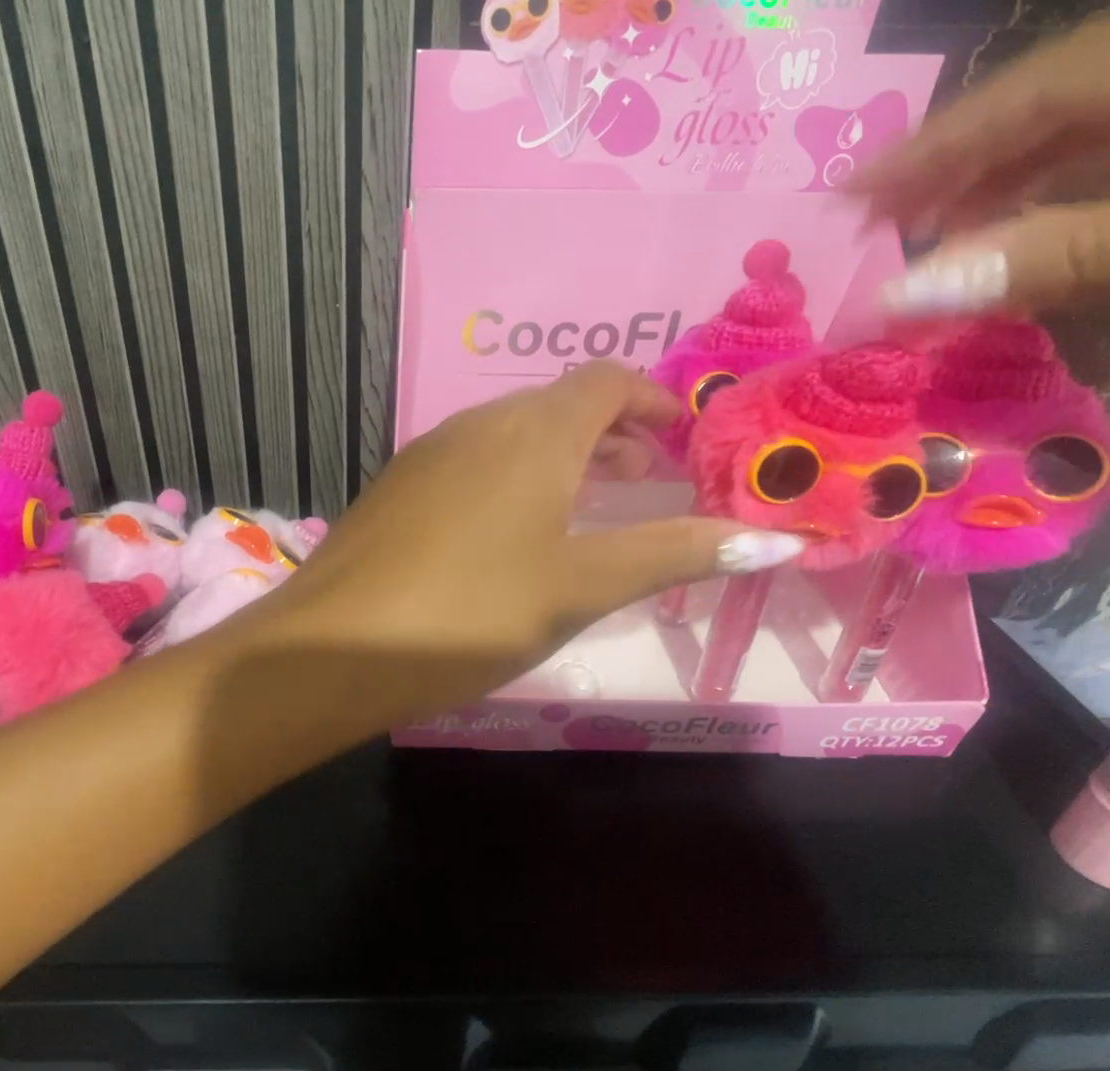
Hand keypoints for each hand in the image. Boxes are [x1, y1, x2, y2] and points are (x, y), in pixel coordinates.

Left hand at [234, 361, 802, 720]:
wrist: (333, 648)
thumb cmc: (472, 611)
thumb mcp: (581, 586)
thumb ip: (673, 553)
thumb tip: (776, 537)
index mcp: (532, 433)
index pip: (605, 383)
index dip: (652, 401)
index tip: (684, 437)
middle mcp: (477, 425)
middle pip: (558, 406)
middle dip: (611, 433)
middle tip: (648, 479)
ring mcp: (428, 454)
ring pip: (512, 435)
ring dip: (561, 458)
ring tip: (590, 507)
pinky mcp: (396, 489)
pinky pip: (472, 462)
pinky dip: (514, 478)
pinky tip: (512, 534)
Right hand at [851, 0, 1109, 314]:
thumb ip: (1101, 254)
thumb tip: (916, 290)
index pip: (1057, 81)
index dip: (942, 141)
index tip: (851, 198)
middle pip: (1071, 84)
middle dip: (960, 153)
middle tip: (874, 220)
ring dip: (1009, 167)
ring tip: (928, 226)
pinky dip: (1075, 175)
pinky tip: (1024, 214)